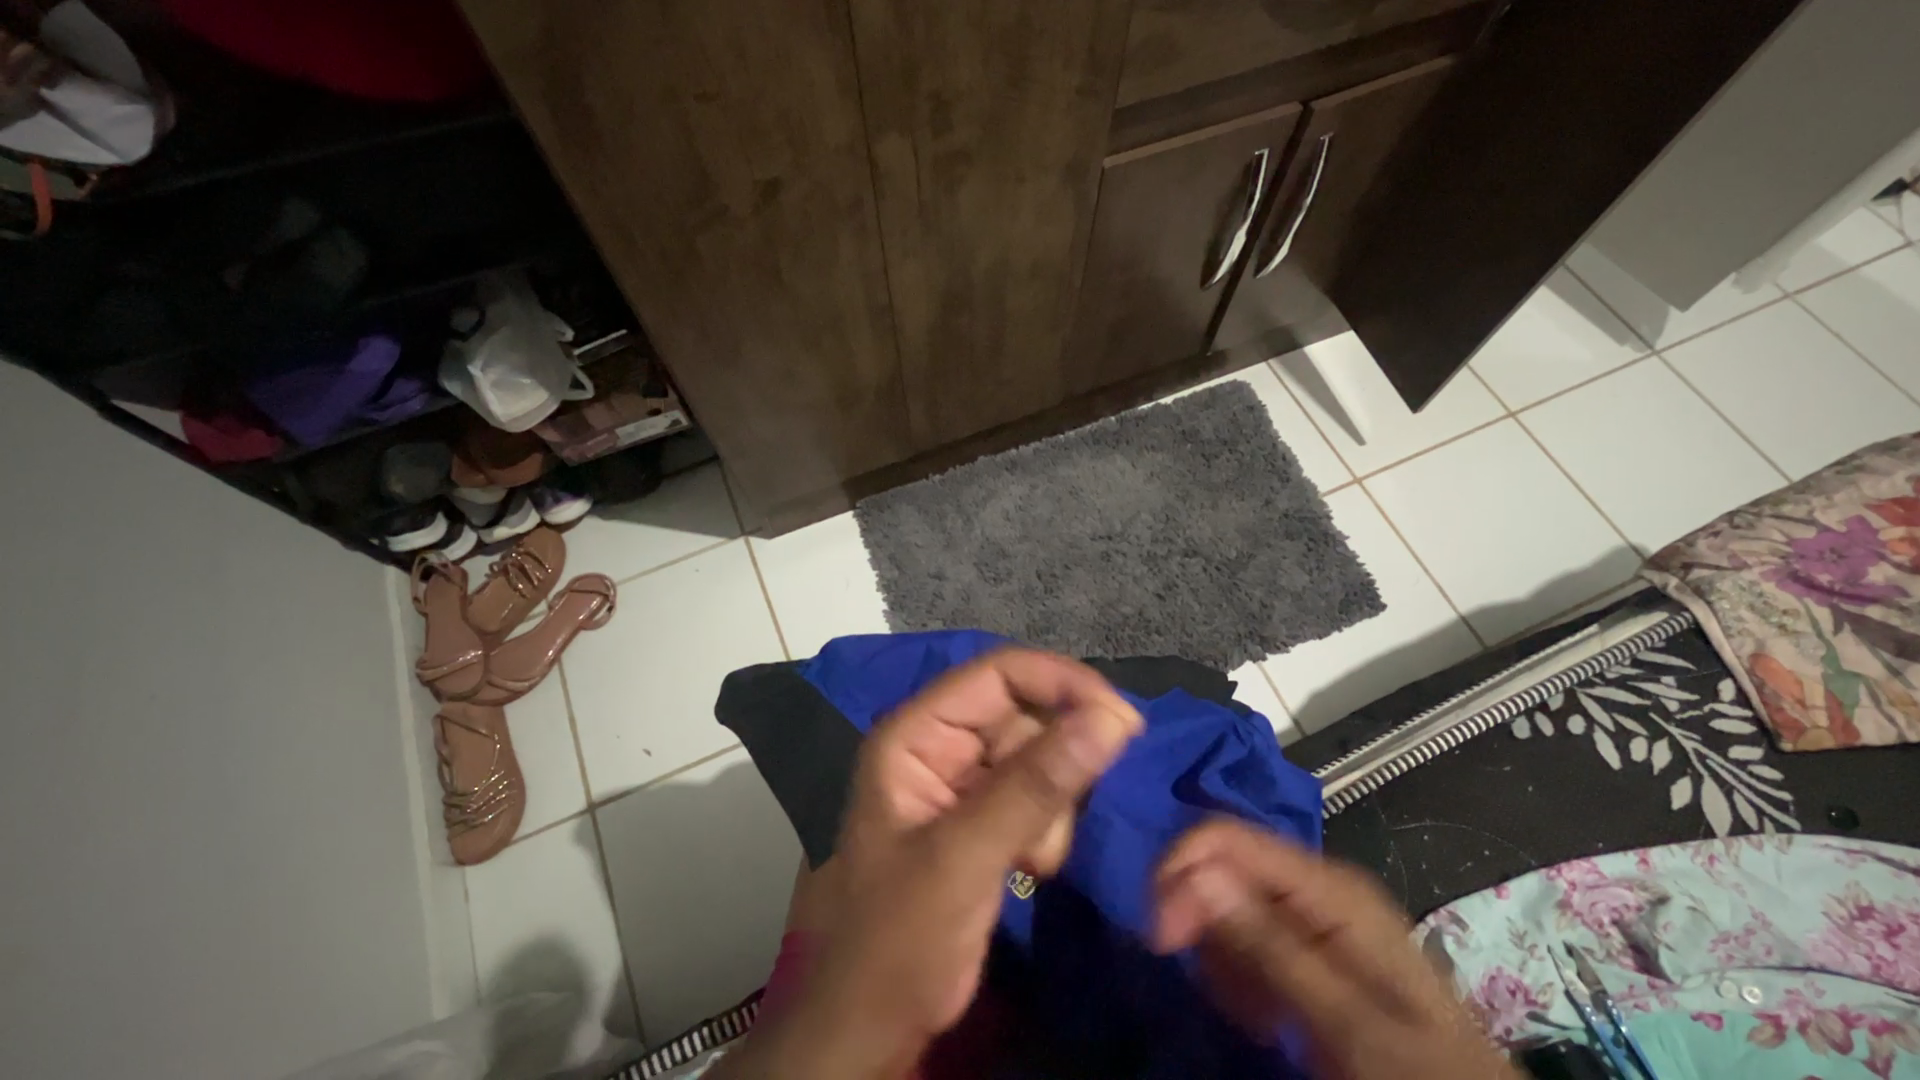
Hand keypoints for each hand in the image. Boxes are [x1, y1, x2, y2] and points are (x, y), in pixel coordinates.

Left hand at [728, 649, 1142, 1078]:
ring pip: (1039, 759)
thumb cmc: (896, 941)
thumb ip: (1034, 787)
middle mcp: (937, 748)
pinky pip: (1036, 799)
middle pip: (1025, 715)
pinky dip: (1051, 827)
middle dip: (1060, 762)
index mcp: (914, 736)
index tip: (1123, 725)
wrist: (865, 1029)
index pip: (998, 674)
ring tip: (1039, 859)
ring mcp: (960, 788)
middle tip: (1075, 818)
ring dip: (1055, 805)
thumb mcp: (962, 859)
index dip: (1063, 685)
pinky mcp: (982, 825)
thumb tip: (1111, 718)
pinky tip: (1038, 867)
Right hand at [1153, 819, 1518, 1079]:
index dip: (1182, 872)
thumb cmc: (1418, 1067)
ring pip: (1227, 904)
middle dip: (1197, 920)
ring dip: (1220, 958)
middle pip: (1222, 867)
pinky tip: (1264, 1018)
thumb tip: (1196, 871)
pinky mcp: (1309, 943)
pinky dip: (1238, 974)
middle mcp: (1316, 886)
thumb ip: (1269, 944)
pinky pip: (1246, 937)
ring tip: (1255, 1017)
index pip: (1227, 837)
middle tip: (1206, 988)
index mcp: (1329, 888)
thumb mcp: (1345, 1019)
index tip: (1161, 938)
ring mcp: (1313, 914)